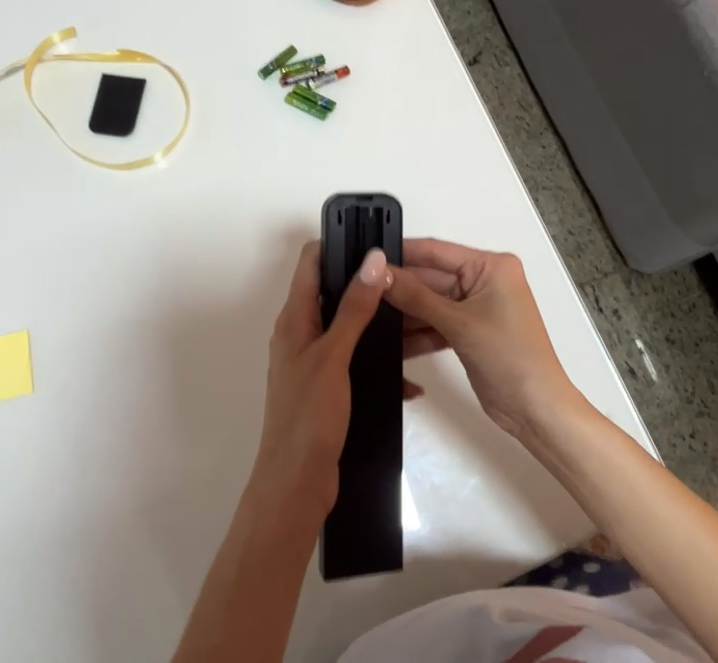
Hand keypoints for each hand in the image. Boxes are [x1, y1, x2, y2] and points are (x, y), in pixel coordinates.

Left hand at [253, 241, 390, 514]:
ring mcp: (316, 363)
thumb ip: (354, 308)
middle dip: (371, 283)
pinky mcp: (331, 390)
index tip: (374, 233)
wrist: (297, 484)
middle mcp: (302, 335)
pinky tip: (411, 380)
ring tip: (422, 322)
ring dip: (383, 326)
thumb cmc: (309, 415)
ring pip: (354, 330)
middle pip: (337, 293)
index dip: (339, 242)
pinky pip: (361, 364)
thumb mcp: (334, 356)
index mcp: (295, 320)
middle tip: (410, 276)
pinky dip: (382, 366)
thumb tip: (372, 259)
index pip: (312, 262)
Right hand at [386, 238, 585, 439]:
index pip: (436, 251)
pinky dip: (418, 334)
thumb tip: (380, 272)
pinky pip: (436, 324)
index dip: (402, 254)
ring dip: (405, 315)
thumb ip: (416, 297)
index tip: (368, 257)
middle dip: (400, 289)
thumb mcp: (459, 323)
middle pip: (431, 279)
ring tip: (369, 318)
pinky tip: (393, 342)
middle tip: (362, 293)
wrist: (535, 409)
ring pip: (430, 304)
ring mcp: (476, 308)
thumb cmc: (511, 358)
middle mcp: (484, 281)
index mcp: (491, 266)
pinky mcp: (469, 332)